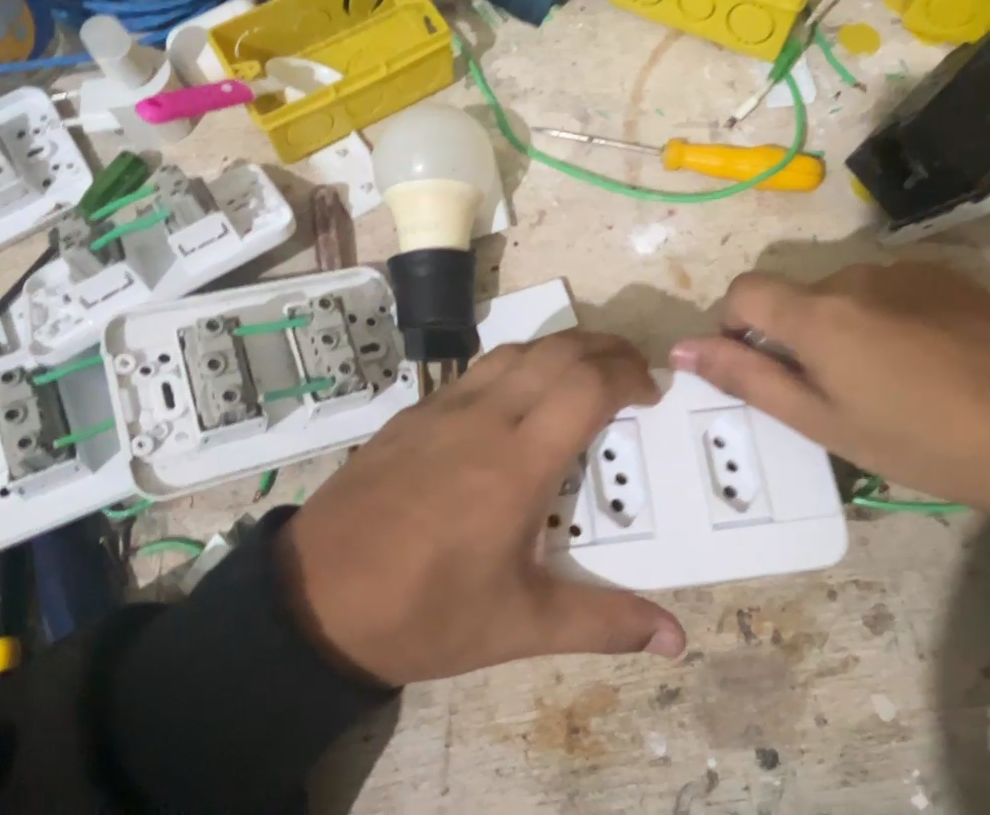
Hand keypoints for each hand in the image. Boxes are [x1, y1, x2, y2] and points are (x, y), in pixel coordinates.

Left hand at [279, 331, 687, 685]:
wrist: (313, 600)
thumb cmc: (424, 612)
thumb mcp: (519, 625)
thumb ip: (602, 623)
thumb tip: (676, 640)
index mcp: (517, 462)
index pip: (588, 384)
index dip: (629, 375)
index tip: (651, 394)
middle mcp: (483, 419)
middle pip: (557, 350)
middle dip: (606, 349)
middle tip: (634, 373)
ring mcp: (441, 410)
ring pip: (514, 350)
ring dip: (560, 350)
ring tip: (585, 378)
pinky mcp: (410, 416)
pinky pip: (476, 371)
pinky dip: (516, 366)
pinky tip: (517, 403)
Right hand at [670, 264, 989, 605]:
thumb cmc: (922, 444)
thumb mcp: (823, 423)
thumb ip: (747, 378)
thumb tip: (682, 349)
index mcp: (817, 313)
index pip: (743, 292)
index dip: (736, 328)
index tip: (761, 371)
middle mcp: (855, 276)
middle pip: (796, 296)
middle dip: (796, 336)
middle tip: (835, 396)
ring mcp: (908, 272)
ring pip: (845, 294)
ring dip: (844, 329)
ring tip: (891, 384)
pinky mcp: (952, 276)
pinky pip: (892, 291)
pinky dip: (887, 319)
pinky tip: (930, 364)